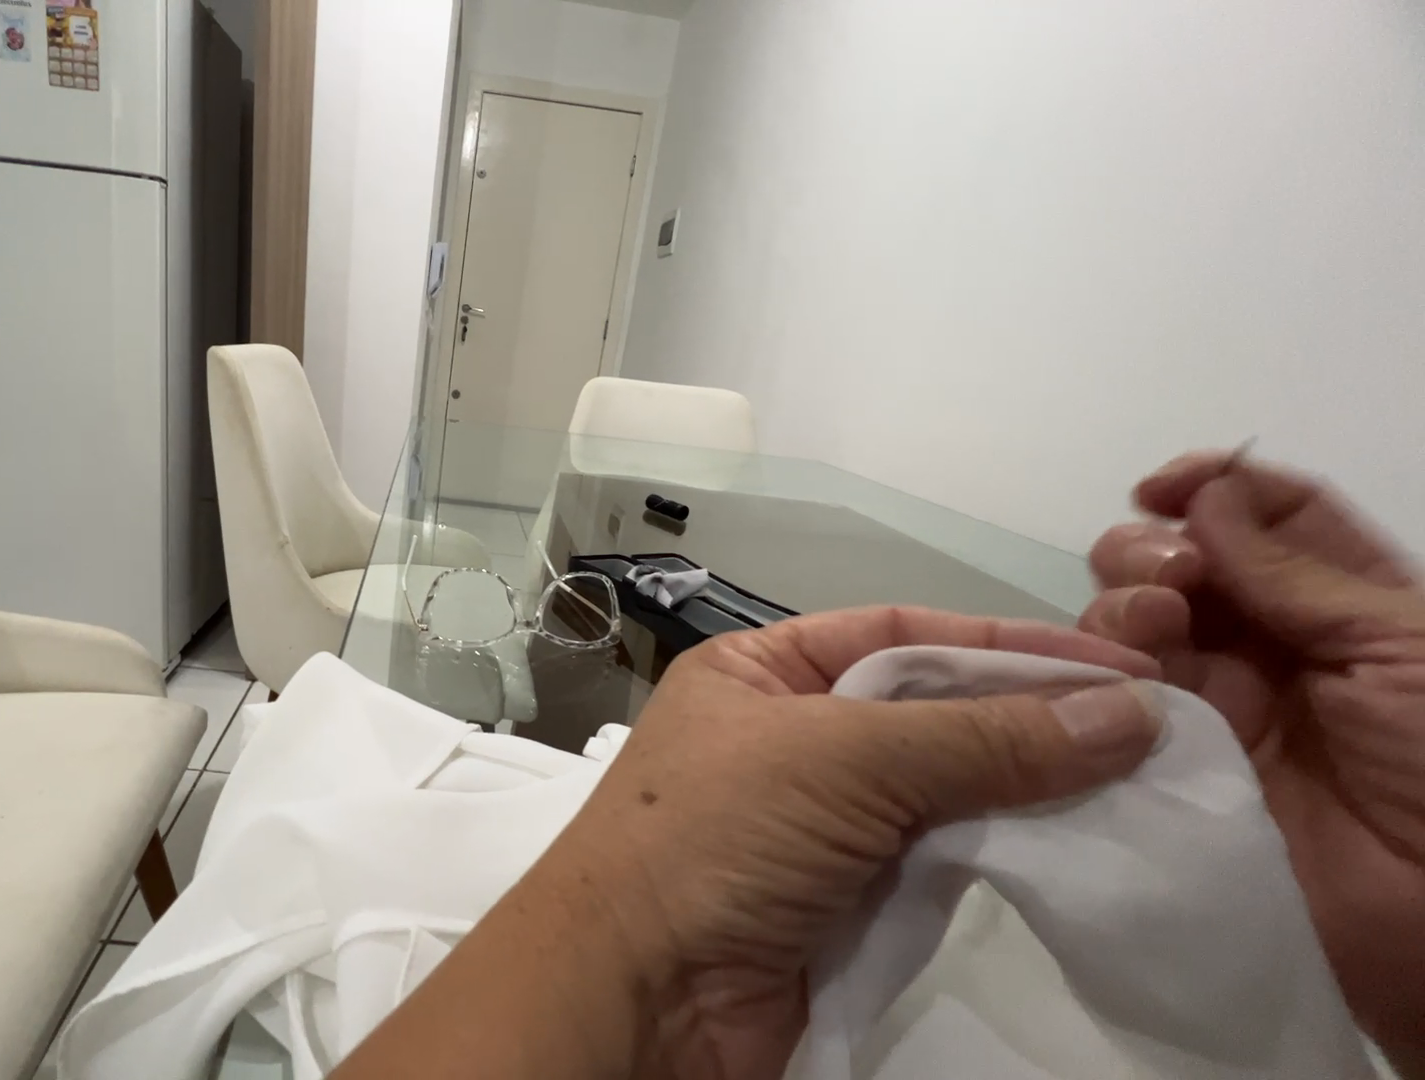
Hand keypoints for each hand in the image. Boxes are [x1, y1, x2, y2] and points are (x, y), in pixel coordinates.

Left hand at [333, 607, 1162, 1079]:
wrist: (641, 987)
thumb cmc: (716, 834)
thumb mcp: (838, 757)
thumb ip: (976, 738)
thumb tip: (1126, 711)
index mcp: (760, 670)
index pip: (894, 632)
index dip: (1001, 642)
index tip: (1124, 664)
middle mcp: (788, 730)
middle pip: (924, 707)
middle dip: (1026, 715)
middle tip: (1160, 728)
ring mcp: (817, 812)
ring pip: (942, 784)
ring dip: (1029, 787)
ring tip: (1146, 784)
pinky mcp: (846, 889)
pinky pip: (940, 853)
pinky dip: (1005, 849)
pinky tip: (1082, 844)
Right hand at [1081, 451, 1424, 1060]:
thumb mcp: (1413, 653)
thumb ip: (1301, 574)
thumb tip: (1207, 499)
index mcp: (1346, 609)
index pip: (1268, 521)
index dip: (1215, 488)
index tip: (1160, 488)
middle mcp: (1265, 644)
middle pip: (1178, 562)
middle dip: (1152, 549)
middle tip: (1169, 582)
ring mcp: (1203, 697)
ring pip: (1126, 618)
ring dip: (1123, 605)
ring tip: (1149, 635)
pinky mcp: (1148, 747)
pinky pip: (1100, 688)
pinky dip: (1089, 664)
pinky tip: (1103, 670)